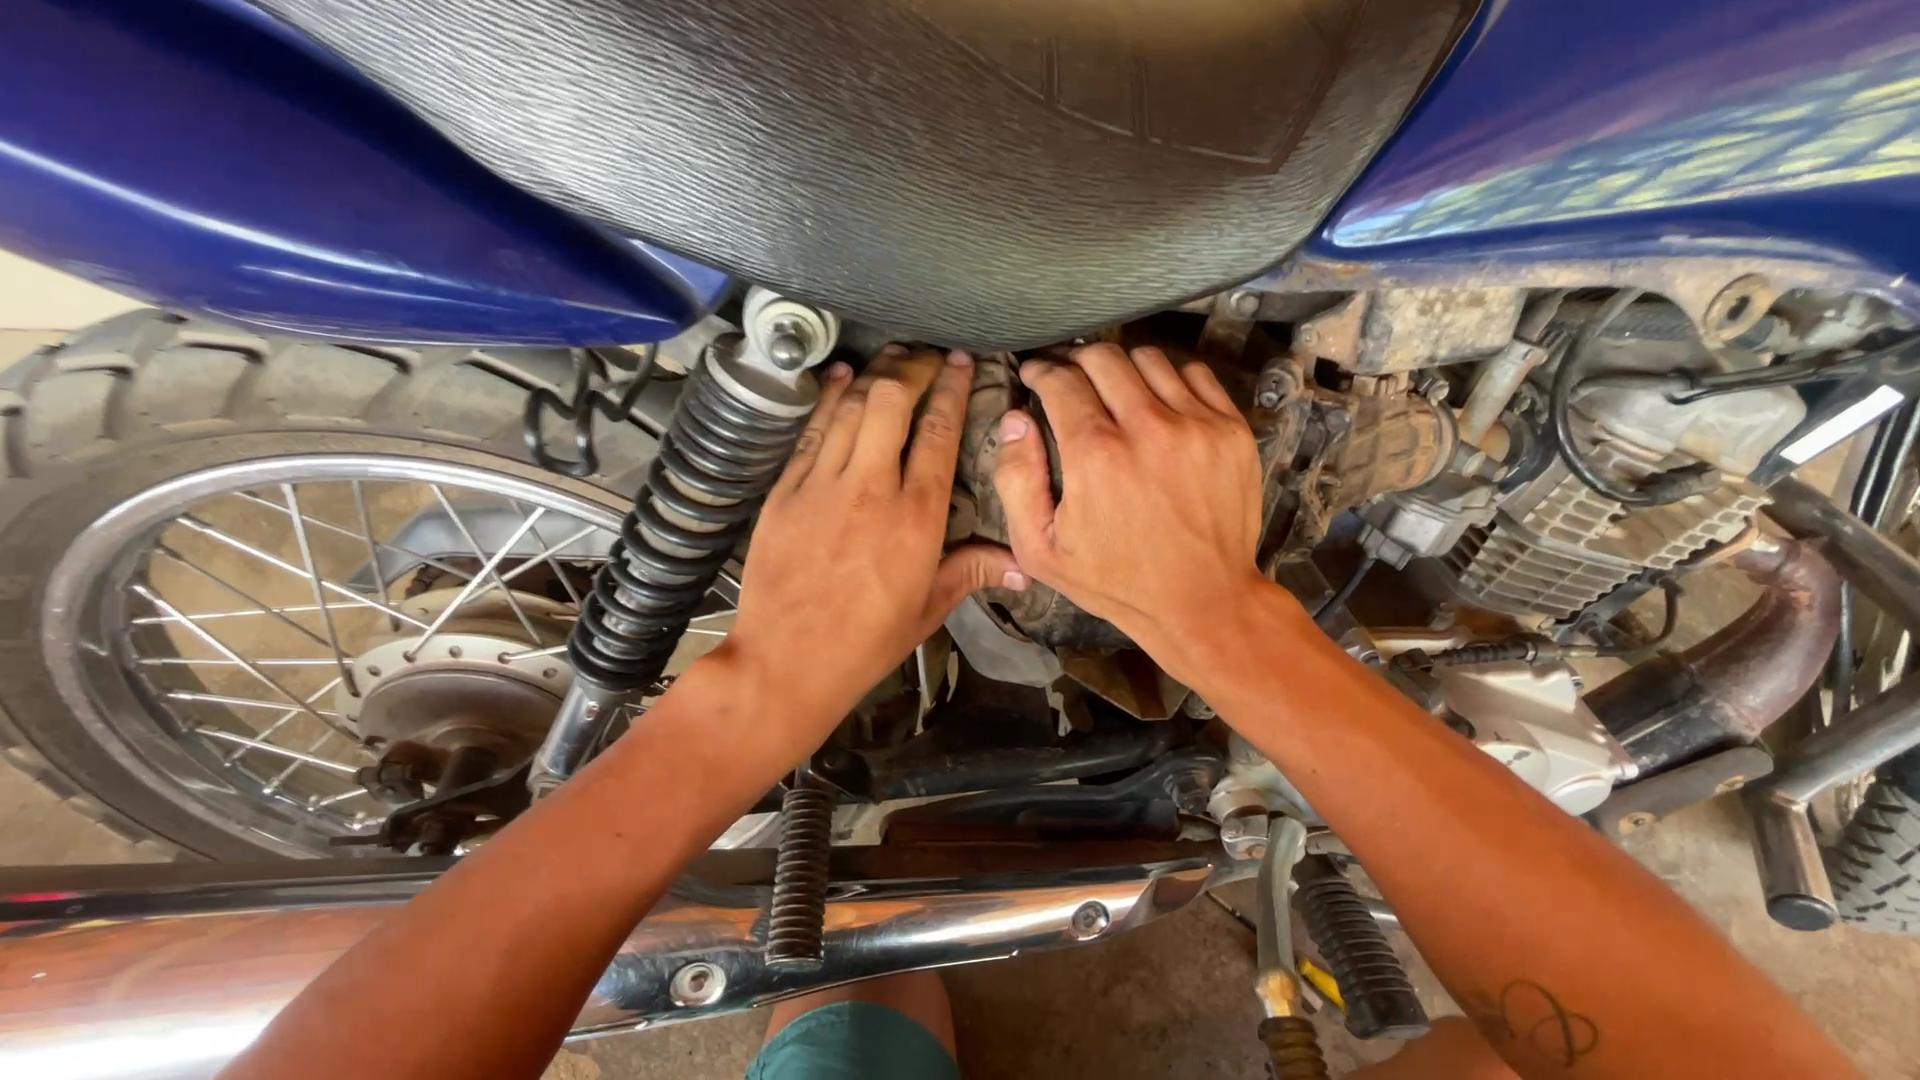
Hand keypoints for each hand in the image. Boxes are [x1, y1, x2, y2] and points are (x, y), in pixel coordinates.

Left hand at [719, 347, 1020, 751]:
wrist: (788, 660)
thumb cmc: (865, 641)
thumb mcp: (927, 608)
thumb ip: (972, 572)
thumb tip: (1023, 566)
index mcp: (916, 516)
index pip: (940, 433)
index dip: (953, 389)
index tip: (962, 363)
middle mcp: (871, 488)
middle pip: (892, 401)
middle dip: (913, 369)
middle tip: (927, 358)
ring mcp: (822, 485)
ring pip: (850, 406)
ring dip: (874, 374)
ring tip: (892, 356)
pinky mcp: (785, 490)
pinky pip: (811, 429)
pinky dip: (827, 397)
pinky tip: (840, 377)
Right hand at [991, 343, 1271, 673]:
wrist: (1203, 600)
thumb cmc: (1116, 580)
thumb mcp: (1041, 549)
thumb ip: (1016, 479)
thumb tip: (1015, 420)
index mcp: (1095, 455)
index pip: (1060, 381)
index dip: (1040, 371)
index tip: (1036, 375)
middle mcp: (1147, 429)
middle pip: (1103, 357)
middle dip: (1077, 361)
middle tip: (1070, 379)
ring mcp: (1196, 426)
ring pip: (1148, 358)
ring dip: (1122, 367)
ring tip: (1114, 390)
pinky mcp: (1230, 431)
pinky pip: (1195, 374)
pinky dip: (1169, 378)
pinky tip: (1157, 403)